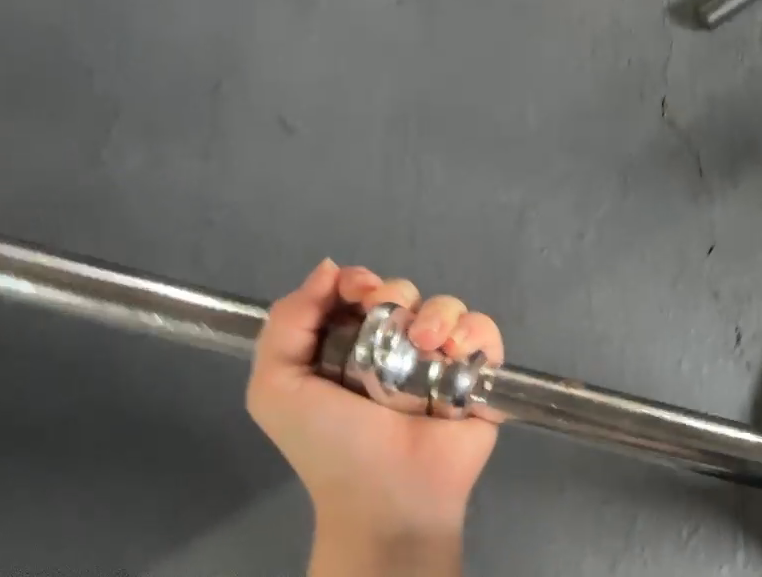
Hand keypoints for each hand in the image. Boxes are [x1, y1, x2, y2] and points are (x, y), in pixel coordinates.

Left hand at [246, 260, 505, 541]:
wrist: (389, 492)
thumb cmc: (330, 444)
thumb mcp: (278, 390)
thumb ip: (287, 326)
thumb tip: (330, 268)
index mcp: (348, 347)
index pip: (358, 291)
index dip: (359, 281)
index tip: (359, 291)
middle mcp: (395, 345)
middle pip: (403, 291)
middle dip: (397, 295)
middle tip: (393, 326)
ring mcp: (439, 355)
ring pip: (446, 305)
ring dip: (437, 316)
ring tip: (427, 348)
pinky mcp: (478, 367)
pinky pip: (483, 327)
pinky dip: (473, 333)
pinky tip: (456, 355)